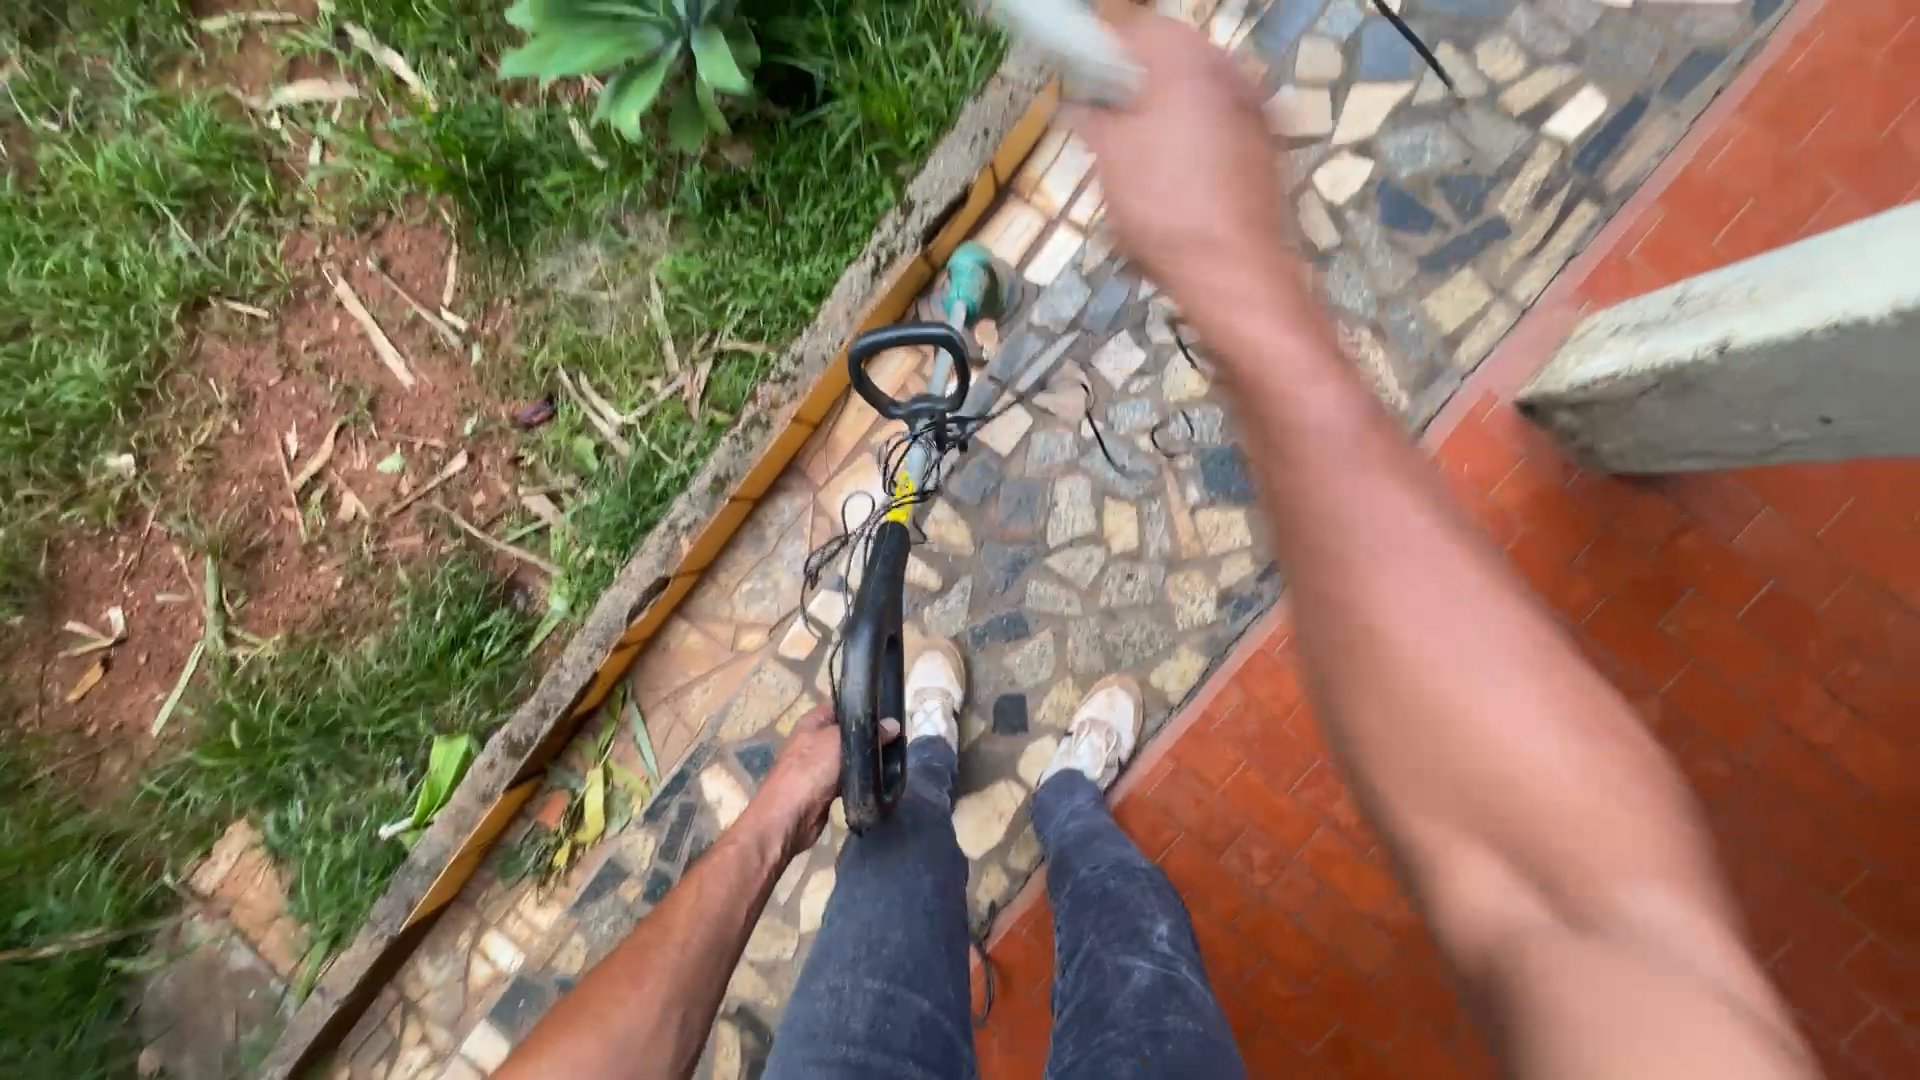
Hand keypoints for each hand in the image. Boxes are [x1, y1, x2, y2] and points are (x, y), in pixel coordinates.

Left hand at [735, 705, 899, 862]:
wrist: (788, 817)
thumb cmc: (809, 769)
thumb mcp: (839, 741)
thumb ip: (866, 731)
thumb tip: (894, 725)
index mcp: (811, 722)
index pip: (839, 706)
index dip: (860, 707)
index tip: (886, 711)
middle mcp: (814, 741)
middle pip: (846, 733)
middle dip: (867, 735)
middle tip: (895, 736)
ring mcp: (819, 767)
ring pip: (849, 757)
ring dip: (866, 759)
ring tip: (893, 755)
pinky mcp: (826, 790)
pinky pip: (848, 779)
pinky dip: (861, 779)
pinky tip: (881, 778)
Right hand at [1071, 13, 1303, 327]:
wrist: (1231, 270)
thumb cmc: (1165, 211)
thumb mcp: (1111, 163)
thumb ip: (1091, 121)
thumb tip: (1075, 105)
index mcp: (1187, 62)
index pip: (1136, 28)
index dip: (1101, 49)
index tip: (1080, 77)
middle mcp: (1228, 72)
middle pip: (1172, 60)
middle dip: (1136, 87)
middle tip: (1106, 122)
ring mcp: (1255, 109)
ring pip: (1196, 96)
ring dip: (1165, 116)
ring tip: (1138, 160)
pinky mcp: (1266, 148)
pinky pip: (1218, 128)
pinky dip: (1193, 143)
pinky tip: (1174, 184)